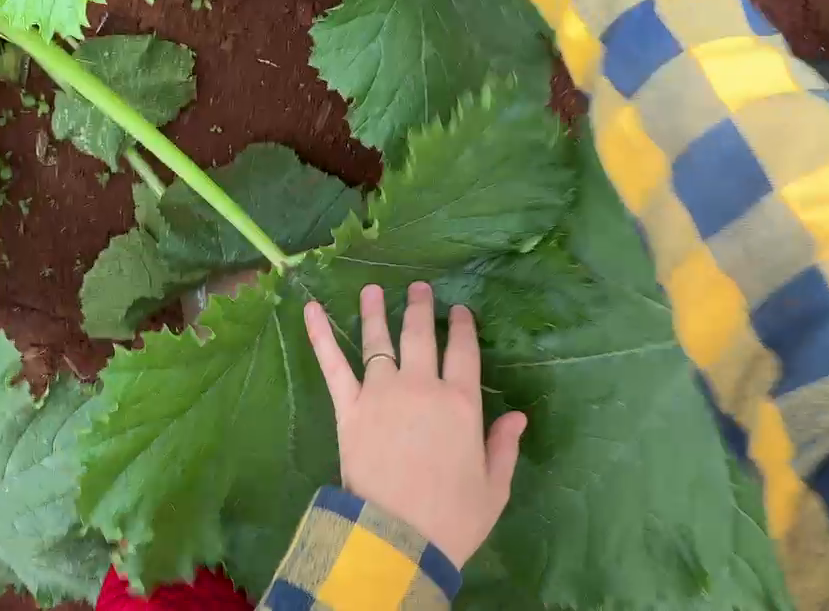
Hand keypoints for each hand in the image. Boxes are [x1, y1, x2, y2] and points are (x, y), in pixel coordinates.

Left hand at [303, 281, 526, 566]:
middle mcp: (422, 386)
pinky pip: (333, 364)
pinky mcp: (349, 406)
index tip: (458, 310)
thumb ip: (504, 447)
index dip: (461, 326)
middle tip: (418, 288)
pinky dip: (320, 334)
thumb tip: (517, 416)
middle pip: (421, 334)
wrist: (398, 540)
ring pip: (379, 339)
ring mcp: (382, 392)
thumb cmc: (452, 520)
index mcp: (461, 403)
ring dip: (376, 310)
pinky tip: (311, 308)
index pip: (464, 351)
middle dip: (420, 306)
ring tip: (373, 289)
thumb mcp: (493, 489)